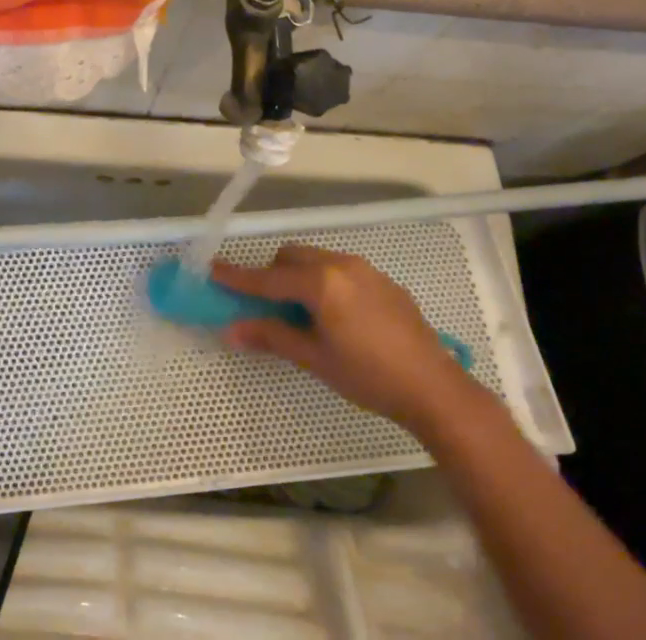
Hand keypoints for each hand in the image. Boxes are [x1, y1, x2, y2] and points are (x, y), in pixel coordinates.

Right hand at [212, 244, 477, 431]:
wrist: (434, 389)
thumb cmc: (367, 375)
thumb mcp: (313, 358)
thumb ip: (270, 336)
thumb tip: (230, 330)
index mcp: (321, 282)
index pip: (267, 278)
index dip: (236, 277)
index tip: (210, 270)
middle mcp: (342, 266)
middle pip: (292, 257)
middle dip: (272, 274)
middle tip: (265, 305)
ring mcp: (368, 272)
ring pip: (319, 260)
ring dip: (299, 276)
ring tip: (301, 312)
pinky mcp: (386, 284)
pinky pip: (343, 271)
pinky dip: (326, 282)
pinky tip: (335, 317)